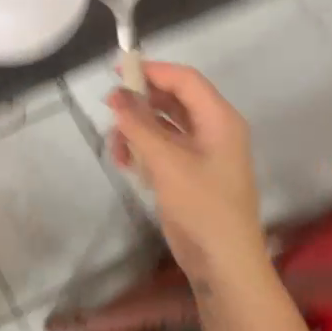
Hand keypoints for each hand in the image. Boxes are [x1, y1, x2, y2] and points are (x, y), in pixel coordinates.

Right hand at [107, 61, 268, 280]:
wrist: (223, 260)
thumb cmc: (203, 206)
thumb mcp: (167, 162)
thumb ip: (139, 126)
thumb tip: (115, 95)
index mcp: (220, 120)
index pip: (185, 80)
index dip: (152, 70)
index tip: (116, 71)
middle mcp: (213, 129)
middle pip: (172, 99)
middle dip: (139, 102)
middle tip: (109, 108)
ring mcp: (201, 152)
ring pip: (162, 124)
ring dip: (136, 129)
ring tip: (117, 148)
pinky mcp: (188, 172)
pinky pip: (161, 147)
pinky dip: (141, 149)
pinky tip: (126, 163)